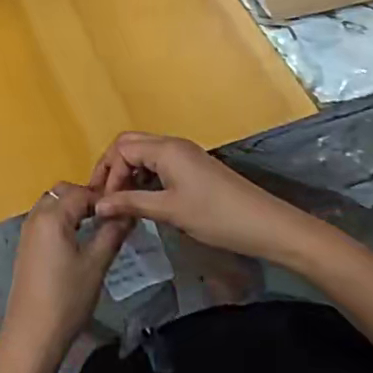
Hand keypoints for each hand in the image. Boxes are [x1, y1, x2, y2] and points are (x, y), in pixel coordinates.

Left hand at [0, 183, 130, 353]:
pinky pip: (46, 219)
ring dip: (73, 208)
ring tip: (99, 225)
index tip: (124, 208)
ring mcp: (28, 229)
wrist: (34, 326)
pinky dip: (63, 219)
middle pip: (62, 193)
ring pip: (52, 204)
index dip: (102, 197)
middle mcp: (36, 215)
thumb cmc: (68, 296)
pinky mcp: (27, 243)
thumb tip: (127, 214)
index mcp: (51, 216)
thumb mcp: (95, 265)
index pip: (79, 192)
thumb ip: (111, 235)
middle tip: (112, 216)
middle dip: (86, 198)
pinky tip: (79, 237)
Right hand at [90, 132, 322, 264]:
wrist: (274, 228)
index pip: (121, 150)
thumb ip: (130, 204)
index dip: (108, 173)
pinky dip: (144, 175)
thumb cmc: (218, 217)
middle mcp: (173, 145)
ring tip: (121, 197)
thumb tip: (98, 205)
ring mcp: (186, 155)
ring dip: (128, 171)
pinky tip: (145, 197)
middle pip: (129, 144)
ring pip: (143, 153)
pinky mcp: (195, 167)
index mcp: (165, 149)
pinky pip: (158, 162)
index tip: (104, 200)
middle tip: (104, 193)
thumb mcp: (170, 211)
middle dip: (112, 166)